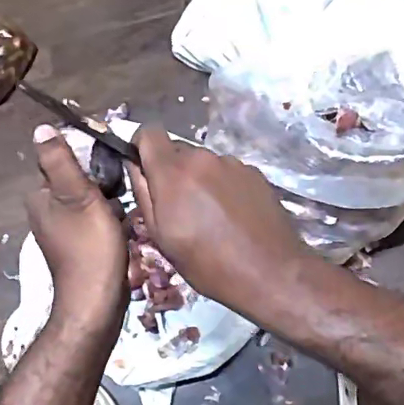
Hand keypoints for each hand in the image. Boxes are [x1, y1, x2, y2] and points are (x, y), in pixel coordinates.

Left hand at [27, 125, 126, 328]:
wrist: (97, 302)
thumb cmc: (90, 247)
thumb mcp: (78, 196)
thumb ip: (60, 161)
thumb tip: (41, 128)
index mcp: (40, 196)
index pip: (61, 158)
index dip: (87, 155)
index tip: (111, 159)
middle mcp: (46, 211)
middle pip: (78, 180)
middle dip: (102, 181)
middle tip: (122, 189)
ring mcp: (63, 231)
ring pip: (91, 200)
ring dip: (110, 201)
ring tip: (125, 209)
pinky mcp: (79, 246)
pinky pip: (96, 221)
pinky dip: (111, 221)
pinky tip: (125, 227)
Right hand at [126, 125, 319, 314]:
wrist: (270, 272)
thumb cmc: (206, 263)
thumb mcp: (161, 237)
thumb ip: (143, 194)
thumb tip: (134, 166)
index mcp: (173, 171)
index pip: (148, 132)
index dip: (141, 146)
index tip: (143, 169)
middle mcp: (202, 158)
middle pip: (176, 150)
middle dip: (170, 171)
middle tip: (176, 207)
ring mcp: (231, 163)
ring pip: (202, 163)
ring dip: (197, 180)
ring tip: (207, 215)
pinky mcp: (254, 173)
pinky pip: (226, 172)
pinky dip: (221, 186)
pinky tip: (230, 215)